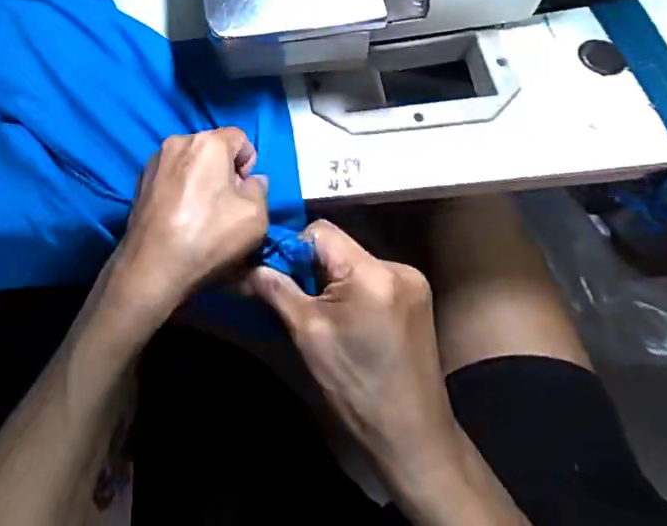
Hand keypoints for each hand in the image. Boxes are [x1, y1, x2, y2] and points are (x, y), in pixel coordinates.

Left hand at [113, 128, 270, 311]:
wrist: (151, 270)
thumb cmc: (208, 237)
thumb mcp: (256, 216)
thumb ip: (260, 189)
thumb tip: (250, 182)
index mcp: (208, 142)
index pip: (240, 138)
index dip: (248, 164)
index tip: (242, 193)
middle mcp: (178, 142)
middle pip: (212, 148)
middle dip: (223, 170)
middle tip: (224, 205)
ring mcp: (153, 162)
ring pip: (189, 162)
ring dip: (199, 179)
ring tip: (199, 213)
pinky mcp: (138, 183)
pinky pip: (170, 177)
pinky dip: (179, 190)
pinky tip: (178, 218)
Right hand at [243, 221, 458, 468]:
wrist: (411, 435)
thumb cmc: (355, 388)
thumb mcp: (308, 336)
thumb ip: (278, 291)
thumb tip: (249, 265)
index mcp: (371, 271)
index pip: (320, 232)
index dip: (292, 249)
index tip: (276, 277)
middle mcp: (396, 265)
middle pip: (339, 247)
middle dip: (312, 269)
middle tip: (296, 302)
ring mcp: (412, 280)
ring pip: (355, 263)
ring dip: (334, 282)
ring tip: (324, 318)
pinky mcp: (418, 296)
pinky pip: (374, 279)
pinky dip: (356, 292)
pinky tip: (352, 324)